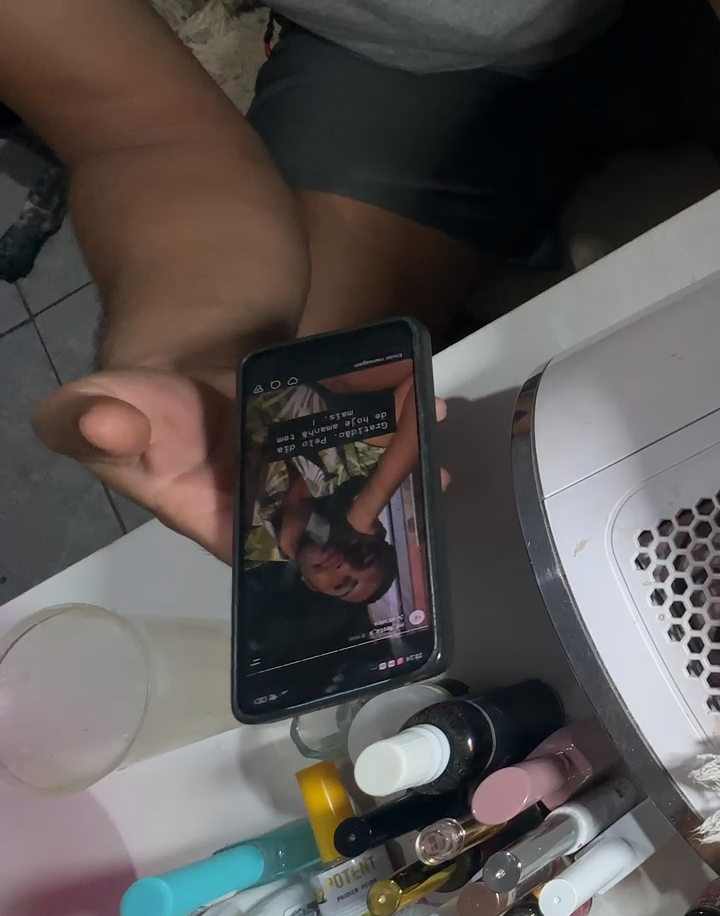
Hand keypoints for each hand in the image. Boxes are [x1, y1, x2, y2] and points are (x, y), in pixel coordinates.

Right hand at [34, 367, 448, 561]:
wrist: (176, 361)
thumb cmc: (131, 404)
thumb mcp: (93, 412)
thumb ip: (86, 424)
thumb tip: (103, 422)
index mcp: (224, 515)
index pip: (274, 550)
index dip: (314, 554)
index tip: (356, 550)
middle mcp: (280, 500)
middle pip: (337, 518)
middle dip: (380, 516)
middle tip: (419, 504)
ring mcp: (313, 467)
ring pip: (367, 479)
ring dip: (403, 473)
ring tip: (436, 467)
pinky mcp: (335, 434)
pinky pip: (376, 438)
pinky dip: (402, 429)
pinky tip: (431, 415)